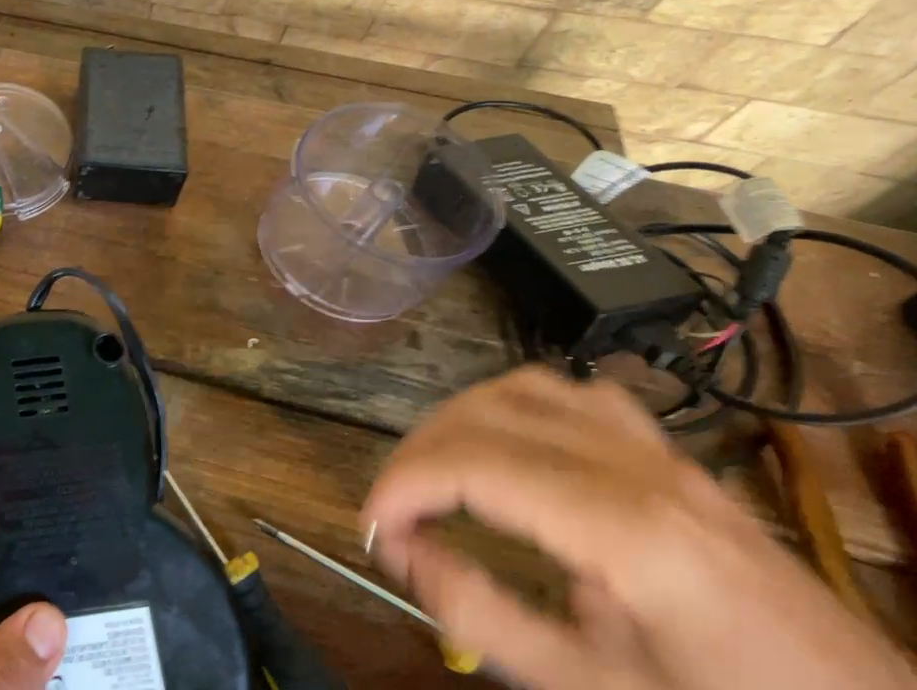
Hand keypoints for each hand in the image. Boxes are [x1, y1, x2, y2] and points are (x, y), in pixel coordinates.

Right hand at [363, 366, 915, 689]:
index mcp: (624, 528)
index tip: (372, 528)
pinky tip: (505, 444)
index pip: (472, 463)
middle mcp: (638, 469)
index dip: (400, 485)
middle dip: (416, 455)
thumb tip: (404, 552)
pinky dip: (516, 405)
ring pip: (525, 387)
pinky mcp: (676, 460)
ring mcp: (663, 455)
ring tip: (434, 473)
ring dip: (458, 420)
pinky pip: (578, 396)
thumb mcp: (595, 686)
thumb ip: (486, 617)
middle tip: (394, 513)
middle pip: (486, 415)